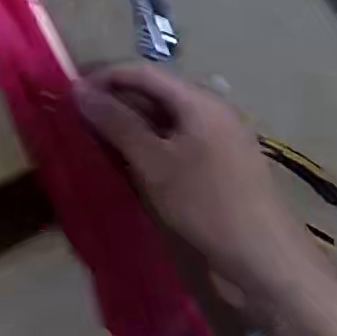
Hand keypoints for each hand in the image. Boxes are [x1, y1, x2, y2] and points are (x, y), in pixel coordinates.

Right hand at [74, 64, 333, 301]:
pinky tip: (124, 161)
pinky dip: (145, 145)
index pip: (143, 72)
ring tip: (92, 137)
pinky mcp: (216, 167)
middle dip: (113, 100)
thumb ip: (115, 122)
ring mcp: (215, 140)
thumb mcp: (153, 161)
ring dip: (127, 124)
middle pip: (154, 92)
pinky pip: (173, 142)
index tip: (69, 92)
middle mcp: (210, 111)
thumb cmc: (207, 204)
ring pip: (162, 119)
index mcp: (199, 100)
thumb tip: (78, 89)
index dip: (104, 76)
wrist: (266, 263)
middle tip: (75, 117)